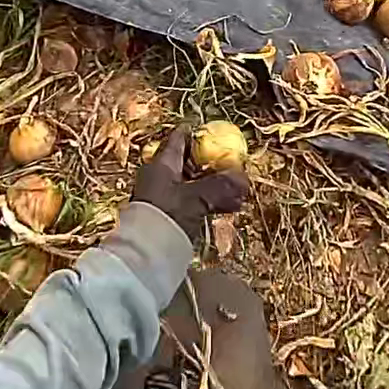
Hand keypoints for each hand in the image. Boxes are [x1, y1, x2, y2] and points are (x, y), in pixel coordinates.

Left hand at [133, 126, 247, 243]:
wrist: (144, 253)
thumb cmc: (166, 215)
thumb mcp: (196, 197)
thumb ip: (220, 187)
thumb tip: (243, 178)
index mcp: (162, 164)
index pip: (180, 139)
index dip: (198, 135)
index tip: (217, 135)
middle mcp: (160, 177)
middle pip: (190, 163)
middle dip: (214, 165)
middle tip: (234, 167)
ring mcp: (163, 197)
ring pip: (194, 185)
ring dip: (216, 187)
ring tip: (240, 192)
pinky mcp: (168, 216)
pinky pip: (194, 203)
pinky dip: (211, 202)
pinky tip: (231, 207)